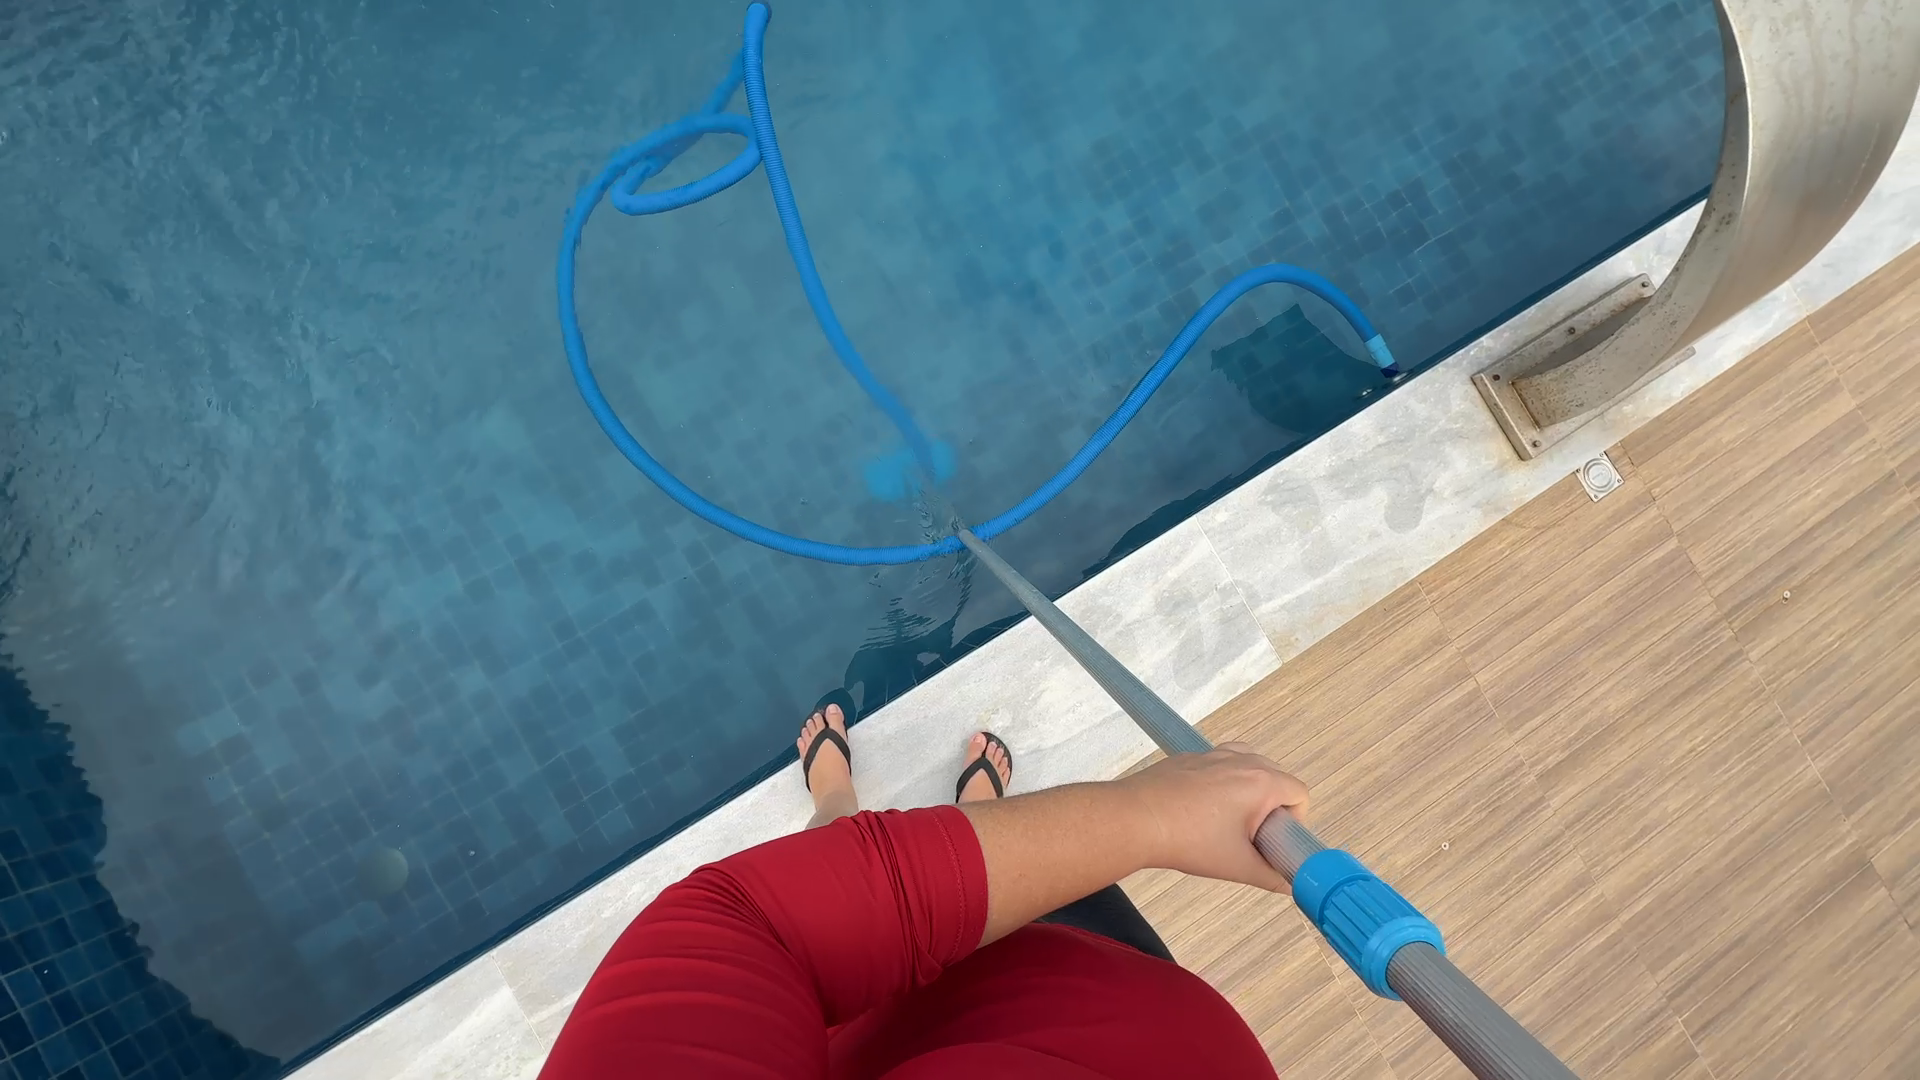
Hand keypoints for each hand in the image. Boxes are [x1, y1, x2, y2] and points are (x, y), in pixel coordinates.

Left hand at [1123, 744, 1308, 890]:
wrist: (1137, 819)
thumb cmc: (1188, 839)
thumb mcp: (1239, 866)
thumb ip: (1273, 876)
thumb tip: (1288, 883)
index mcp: (1259, 781)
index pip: (1299, 792)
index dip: (1295, 819)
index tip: (1275, 839)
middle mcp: (1237, 759)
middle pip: (1275, 774)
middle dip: (1273, 803)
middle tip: (1254, 833)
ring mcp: (1210, 754)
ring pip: (1245, 762)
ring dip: (1247, 786)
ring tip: (1231, 819)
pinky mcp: (1186, 758)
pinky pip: (1216, 764)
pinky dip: (1219, 780)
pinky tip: (1201, 809)